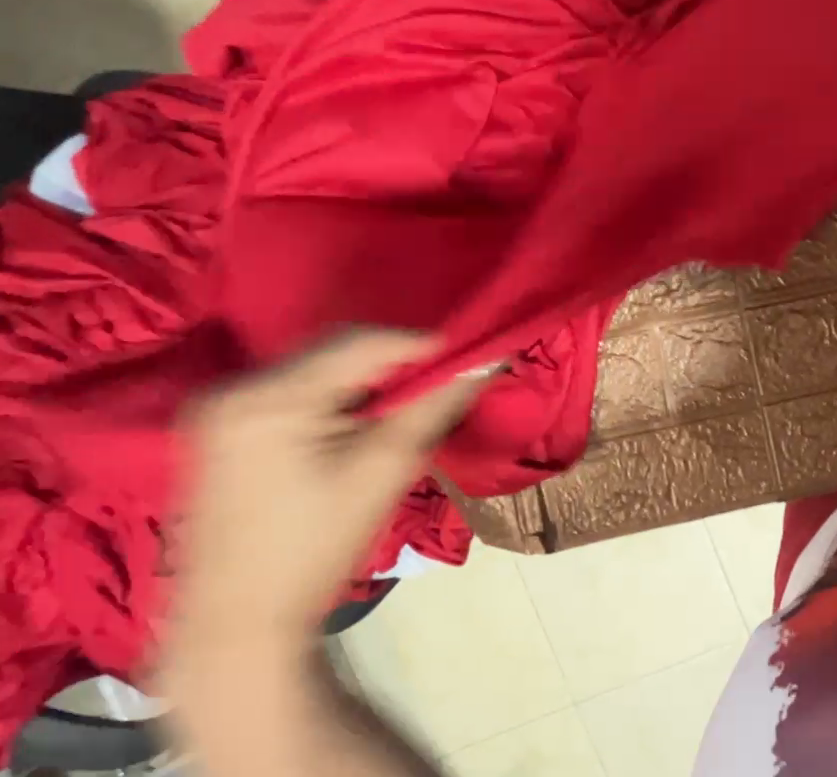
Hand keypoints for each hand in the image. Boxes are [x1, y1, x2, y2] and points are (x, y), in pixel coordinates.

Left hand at [165, 331, 487, 653]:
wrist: (237, 621)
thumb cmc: (316, 548)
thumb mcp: (385, 470)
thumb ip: (435, 406)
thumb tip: (488, 362)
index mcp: (267, 398)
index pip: (362, 342)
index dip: (424, 345)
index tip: (471, 359)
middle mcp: (235, 387)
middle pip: (337, 348)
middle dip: (397, 361)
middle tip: (443, 383)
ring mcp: (220, 406)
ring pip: (320, 364)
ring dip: (371, 376)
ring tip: (409, 403)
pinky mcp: (222, 424)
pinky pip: (297, 386)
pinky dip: (340, 393)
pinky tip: (364, 420)